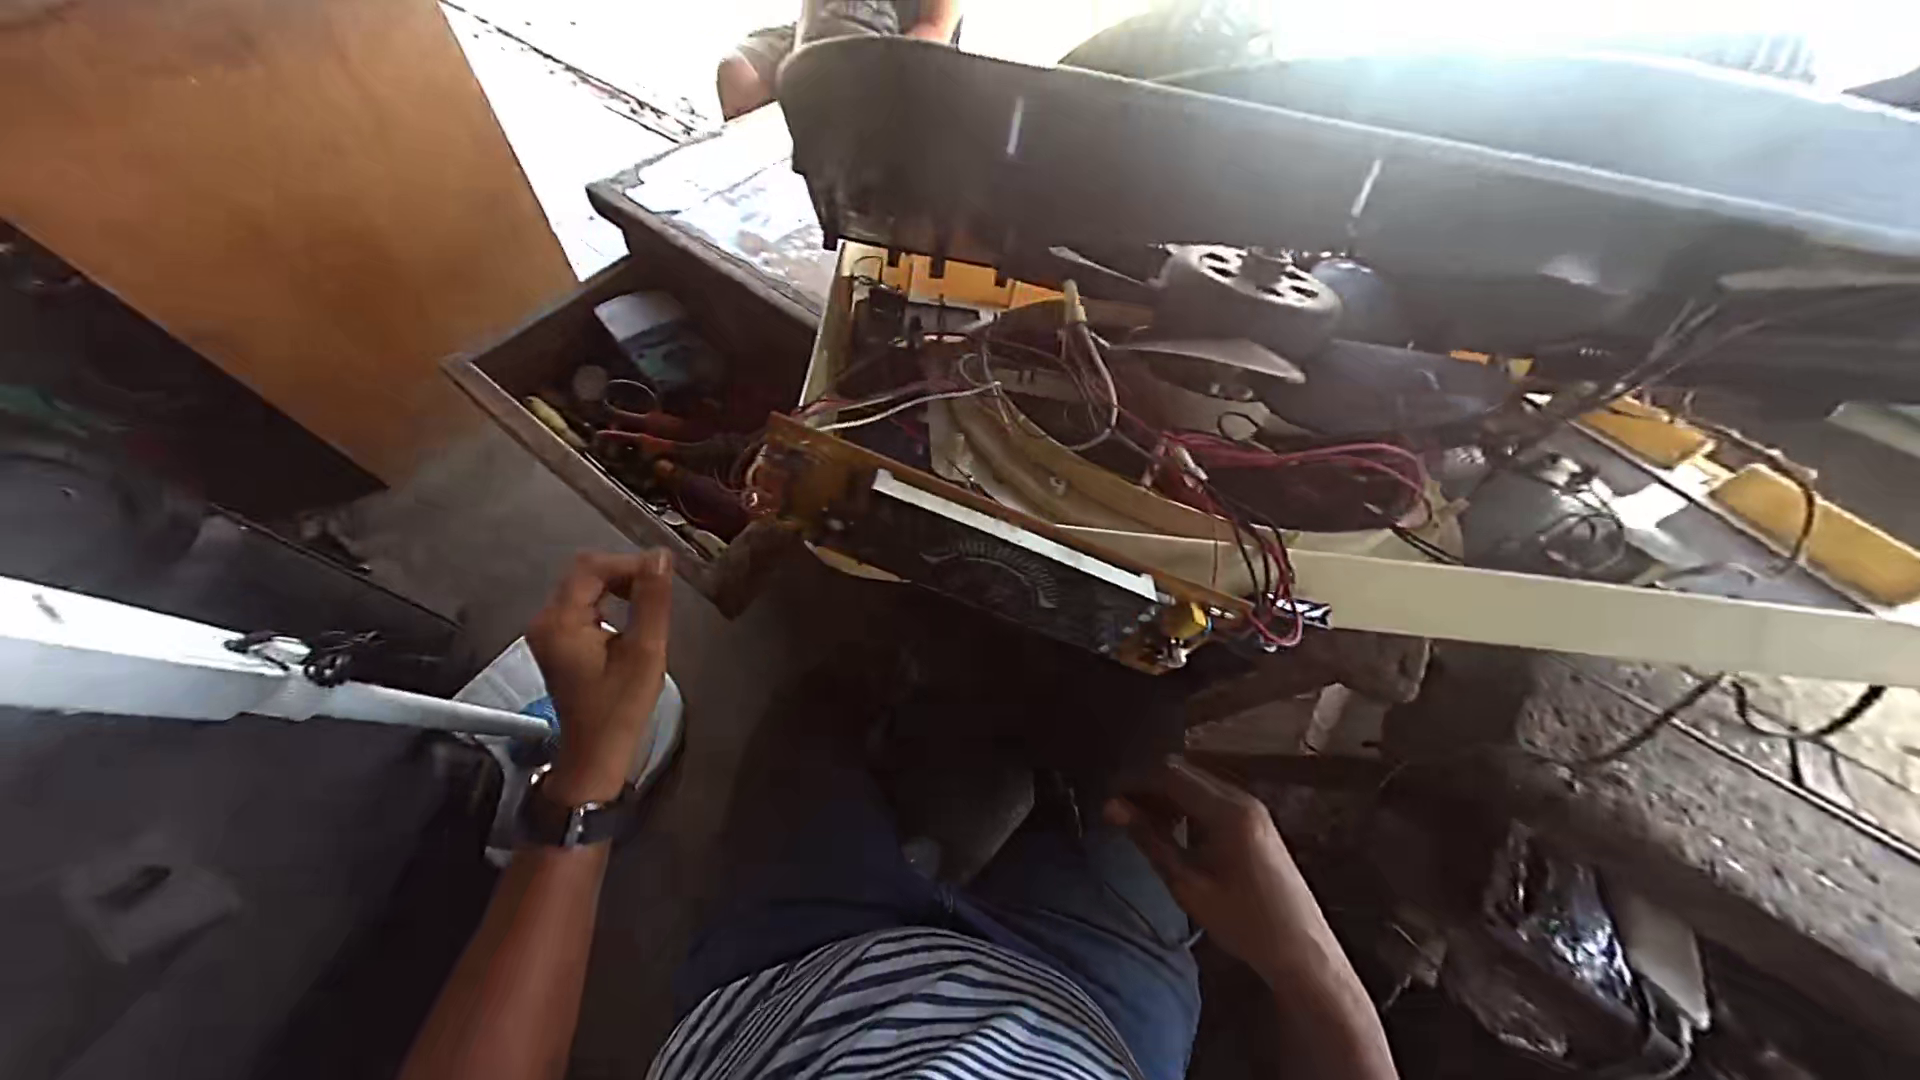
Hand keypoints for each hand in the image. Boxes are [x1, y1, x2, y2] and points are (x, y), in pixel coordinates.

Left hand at [526, 551, 672, 803]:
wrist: (596, 753)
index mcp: (560, 622)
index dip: (630, 564)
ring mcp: (549, 631)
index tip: (663, 577)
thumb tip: (660, 557)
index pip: (592, 567)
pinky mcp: (559, 641)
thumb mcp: (645, 651)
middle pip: (585, 573)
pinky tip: (634, 618)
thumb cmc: (620, 707)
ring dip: (621, 587)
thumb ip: (651, 601)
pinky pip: (585, 604)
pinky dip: (612, 601)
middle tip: (660, 591)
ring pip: (586, 586)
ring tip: (652, 604)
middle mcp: (546, 621)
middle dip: (626, 573)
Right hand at [1104, 758, 1328, 984]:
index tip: (1108, 799)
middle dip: (1146, 785)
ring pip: (1193, 780)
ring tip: (1141, 822)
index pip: (1167, 773)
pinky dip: (1184, 802)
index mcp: (1226, 810)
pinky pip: (1209, 794)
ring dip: (1164, 793)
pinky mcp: (1254, 818)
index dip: (1133, 781)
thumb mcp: (1187, 884)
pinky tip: (1172, 829)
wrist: (1304, 954)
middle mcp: (1240, 797)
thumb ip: (1148, 838)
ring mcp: (1251, 806)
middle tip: (1120, 812)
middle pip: (1180, 770)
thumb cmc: (1244, 923)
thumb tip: (1110, 806)